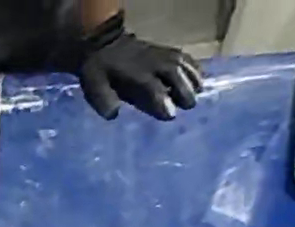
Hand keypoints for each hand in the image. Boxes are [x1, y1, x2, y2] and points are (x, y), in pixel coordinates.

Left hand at [78, 13, 201, 120]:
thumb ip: (105, 101)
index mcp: (135, 74)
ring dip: (192, 76)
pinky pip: (183, 56)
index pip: (153, 89)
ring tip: (200, 90)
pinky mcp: (163, 50)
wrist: (102, 44)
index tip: (171, 115)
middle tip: (191, 105)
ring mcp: (159, 54)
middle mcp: (152, 63)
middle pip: (173, 75)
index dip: (162, 102)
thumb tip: (114, 114)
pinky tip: (199, 75)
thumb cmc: (98, 71)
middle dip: (184, 89)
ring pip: (181, 64)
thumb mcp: (94, 88)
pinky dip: (193, 65)